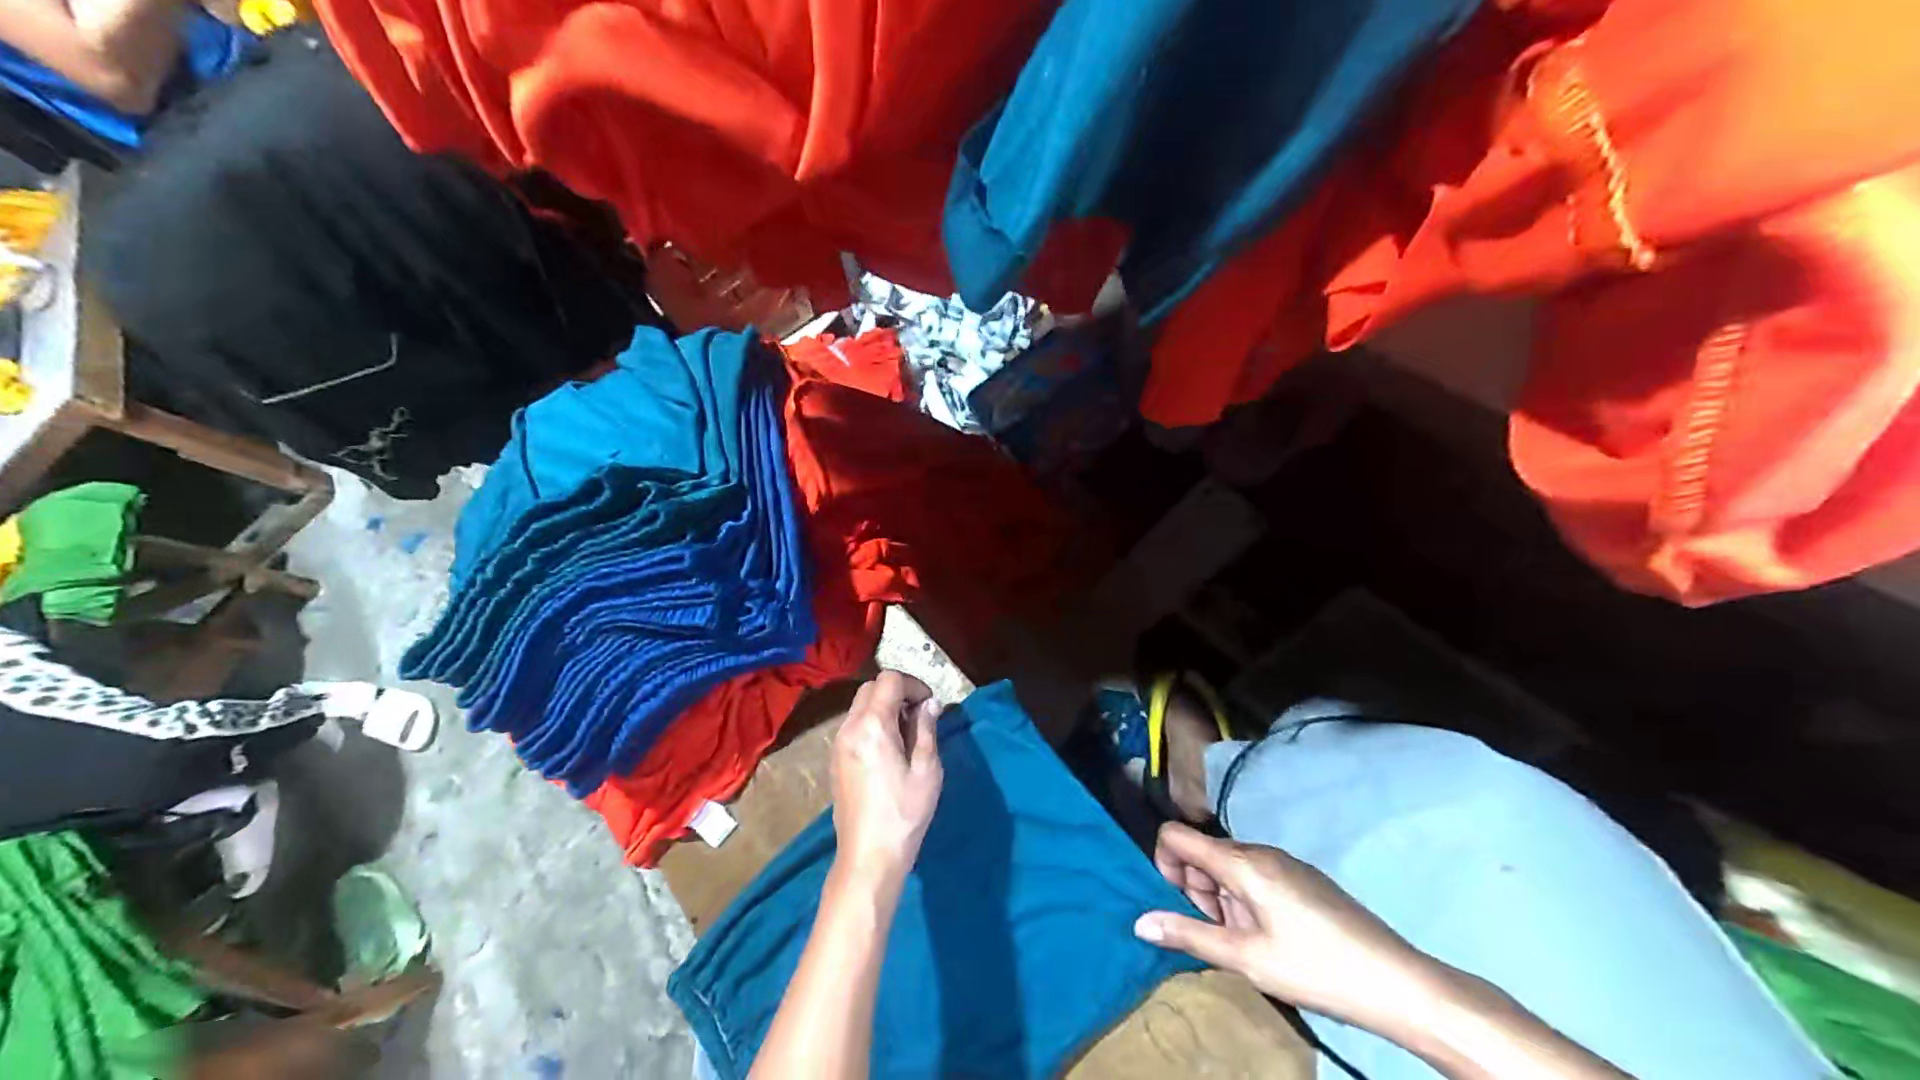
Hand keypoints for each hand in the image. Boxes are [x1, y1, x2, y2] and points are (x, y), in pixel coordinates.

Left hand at [830, 672, 943, 884]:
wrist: (868, 855)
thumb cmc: (904, 813)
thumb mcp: (927, 770)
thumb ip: (927, 729)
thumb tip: (930, 703)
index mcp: (872, 726)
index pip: (890, 680)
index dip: (914, 685)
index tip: (929, 706)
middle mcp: (849, 727)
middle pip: (871, 687)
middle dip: (897, 692)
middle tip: (919, 717)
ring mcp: (838, 743)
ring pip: (860, 705)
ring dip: (883, 707)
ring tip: (906, 734)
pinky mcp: (835, 759)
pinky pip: (853, 724)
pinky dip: (871, 722)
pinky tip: (888, 750)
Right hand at [1134, 822, 1446, 1036]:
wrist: (1398, 982)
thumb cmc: (1315, 968)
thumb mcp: (1245, 958)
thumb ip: (1189, 934)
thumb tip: (1139, 922)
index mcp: (1241, 862)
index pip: (1176, 836)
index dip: (1164, 864)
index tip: (1180, 904)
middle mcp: (1258, 850)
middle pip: (1202, 852)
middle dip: (1195, 888)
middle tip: (1220, 933)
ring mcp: (1284, 861)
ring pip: (1228, 865)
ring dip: (1221, 897)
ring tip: (1248, 941)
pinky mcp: (1302, 876)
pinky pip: (1254, 873)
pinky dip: (1245, 898)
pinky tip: (1270, 936)